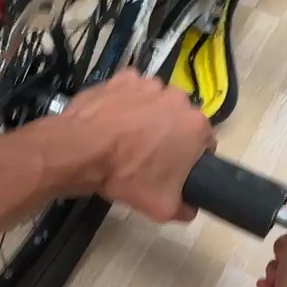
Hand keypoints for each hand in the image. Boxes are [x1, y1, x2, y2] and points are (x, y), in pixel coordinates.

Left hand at [62, 70, 212, 221]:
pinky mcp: (124, 78)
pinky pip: (132, 91)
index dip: (191, 158)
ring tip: (128, 138)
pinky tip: (114, 121)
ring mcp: (150, 84)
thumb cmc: (127, 176)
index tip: (175, 168)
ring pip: (157, 103)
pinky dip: (126, 103)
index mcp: (196, 126)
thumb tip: (190, 208)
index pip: (204, 143)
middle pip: (180, 119)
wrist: (81, 151)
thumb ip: (185, 209)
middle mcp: (179, 98)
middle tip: (149, 155)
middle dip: (170, 134)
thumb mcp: (162, 208)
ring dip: (149, 117)